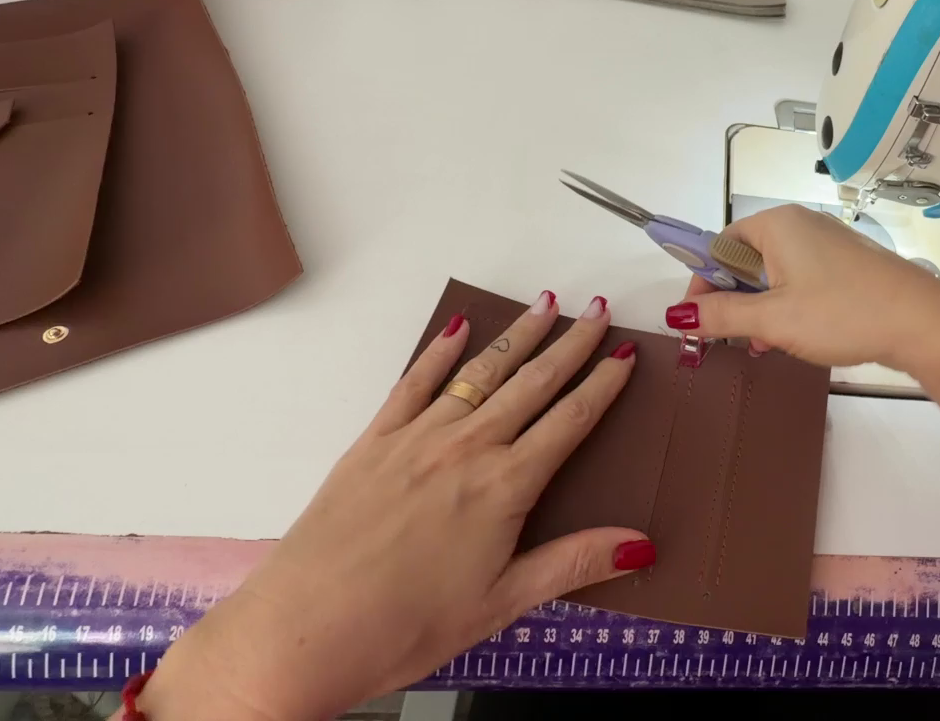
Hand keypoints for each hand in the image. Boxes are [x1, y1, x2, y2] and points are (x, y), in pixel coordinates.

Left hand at [139, 293, 650, 720]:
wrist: (297, 636)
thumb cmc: (406, 627)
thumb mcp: (502, 603)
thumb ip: (574, 564)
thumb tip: (643, 543)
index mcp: (505, 485)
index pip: (570, 420)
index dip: (604, 384)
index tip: (627, 353)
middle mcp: (468, 446)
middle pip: (533, 382)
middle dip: (572, 343)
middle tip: (598, 309)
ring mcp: (419, 437)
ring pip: (481, 372)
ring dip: (518, 335)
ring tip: (545, 303)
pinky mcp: (375, 440)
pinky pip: (414, 383)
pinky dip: (439, 351)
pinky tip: (458, 327)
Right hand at [671, 204, 939, 378]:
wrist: (920, 321)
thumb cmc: (840, 313)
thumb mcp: (773, 319)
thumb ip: (721, 315)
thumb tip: (675, 314)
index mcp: (777, 224)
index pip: (719, 245)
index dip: (703, 284)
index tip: (696, 322)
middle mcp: (800, 224)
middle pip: (745, 258)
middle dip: (733, 300)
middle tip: (731, 339)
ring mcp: (826, 243)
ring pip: (774, 273)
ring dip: (760, 308)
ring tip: (762, 344)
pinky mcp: (846, 264)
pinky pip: (800, 279)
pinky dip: (787, 305)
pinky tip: (791, 337)